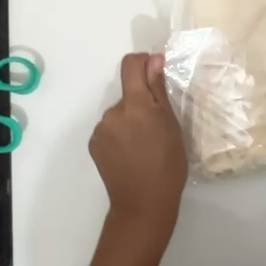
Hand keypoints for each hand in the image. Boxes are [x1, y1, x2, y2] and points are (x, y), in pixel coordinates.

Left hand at [89, 52, 188, 236]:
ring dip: (130, 120)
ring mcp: (100, 129)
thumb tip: (154, 60)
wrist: (143, 205)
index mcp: (135, 105)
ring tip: (145, 145)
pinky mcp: (94, 144)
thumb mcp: (171, 126)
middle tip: (158, 127)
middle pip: (128, 93)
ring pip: (119, 113)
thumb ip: (159, 90)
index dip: (144, 63)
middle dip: (141, 102)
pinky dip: (120, 134)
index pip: (131, 64)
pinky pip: (110, 129)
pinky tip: (131, 154)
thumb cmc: (168, 166)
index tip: (156, 75)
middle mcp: (112, 112)